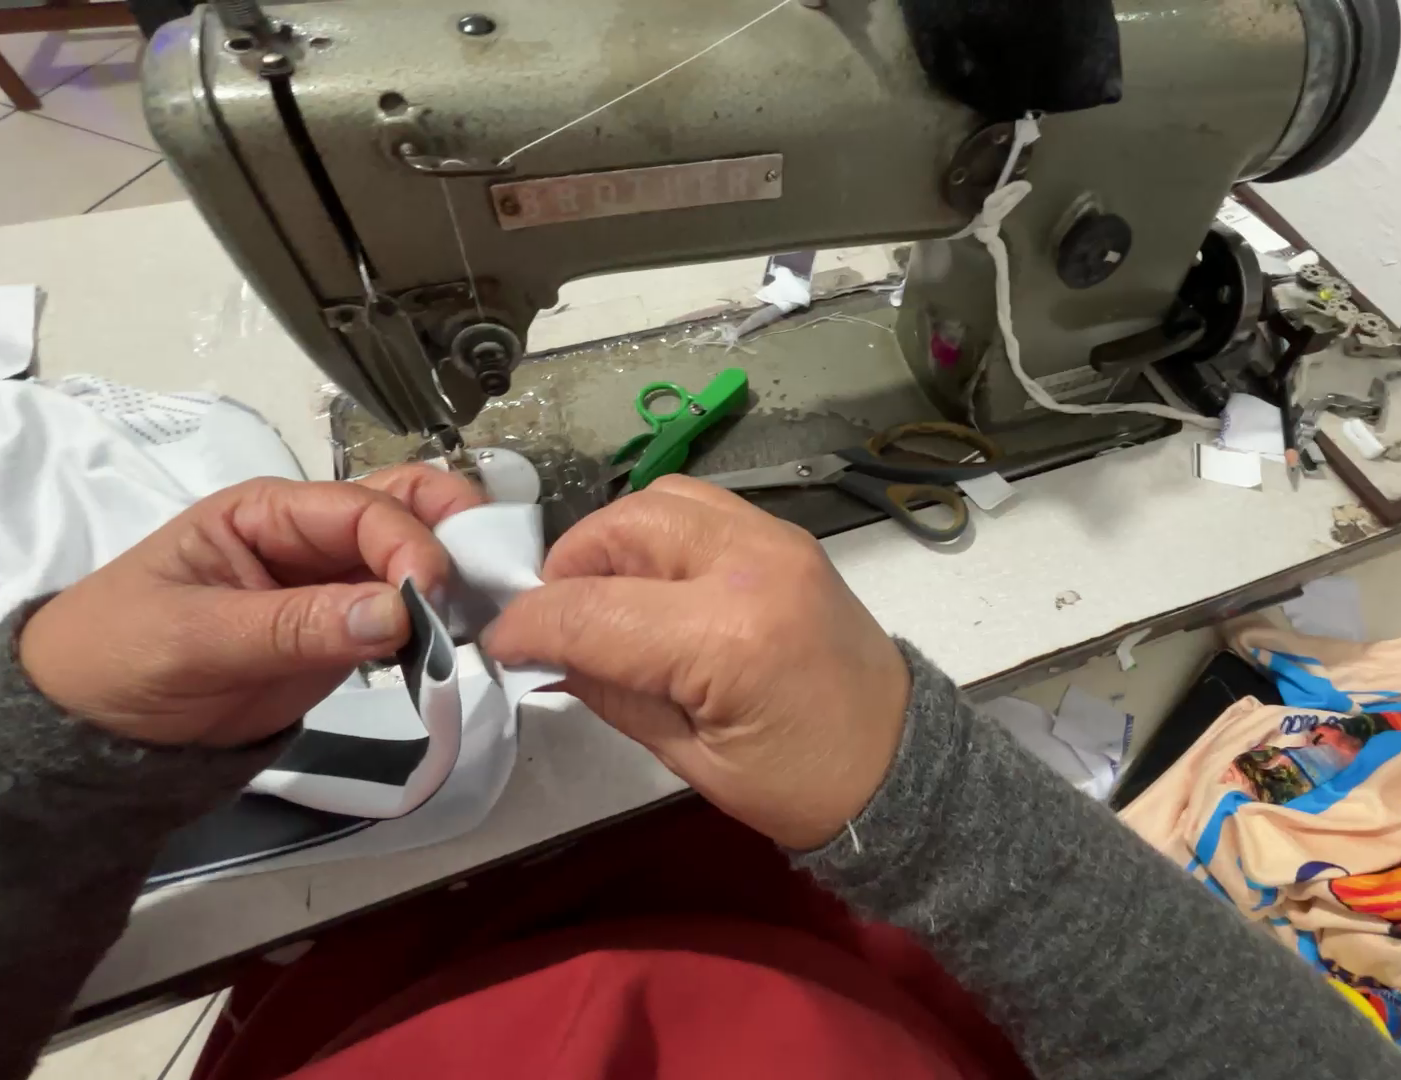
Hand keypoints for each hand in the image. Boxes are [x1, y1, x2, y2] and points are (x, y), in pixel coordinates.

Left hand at [19, 465, 483, 747]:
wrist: (104, 738)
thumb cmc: (119, 662)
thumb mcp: (194, 639)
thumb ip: (297, 624)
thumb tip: (399, 614)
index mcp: (271, 512)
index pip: (363, 508)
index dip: (407, 542)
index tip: (431, 593)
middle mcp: (316, 535)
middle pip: (406, 503)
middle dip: (451, 527)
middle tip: (485, 569)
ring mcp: (340, 580)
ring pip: (419, 553)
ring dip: (454, 572)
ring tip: (476, 607)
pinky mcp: (356, 624)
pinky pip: (413, 609)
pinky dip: (441, 618)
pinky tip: (456, 636)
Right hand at [486, 476, 910, 849]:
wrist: (898, 760)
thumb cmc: (799, 784)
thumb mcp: (689, 759)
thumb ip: (610, 691)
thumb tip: (547, 651)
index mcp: (729, 637)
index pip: (594, 609)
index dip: (531, 624)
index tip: (502, 643)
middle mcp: (753, 565)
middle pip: (625, 526)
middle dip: (570, 567)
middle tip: (558, 619)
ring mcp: (778, 540)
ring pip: (661, 499)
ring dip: (613, 540)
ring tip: (604, 595)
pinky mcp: (788, 537)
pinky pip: (702, 507)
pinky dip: (659, 531)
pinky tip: (654, 578)